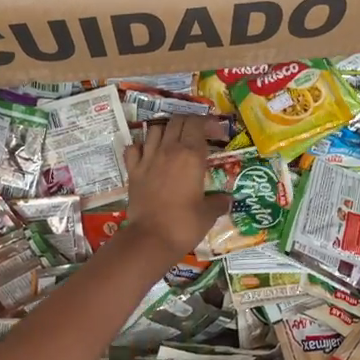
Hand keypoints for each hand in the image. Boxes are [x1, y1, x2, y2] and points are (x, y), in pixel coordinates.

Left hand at [120, 116, 230, 256]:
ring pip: (154, 129)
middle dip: (188, 122)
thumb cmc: (184, 224)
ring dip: (165, 130)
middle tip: (197, 134)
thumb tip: (227, 200)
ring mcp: (147, 158)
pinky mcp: (133, 171)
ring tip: (172, 141)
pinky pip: (134, 148)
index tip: (216, 132)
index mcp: (191, 155)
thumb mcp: (208, 214)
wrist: (151, 238)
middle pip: (176, 121)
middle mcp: (169, 150)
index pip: (197, 123)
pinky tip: (147, 154)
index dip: (208, 123)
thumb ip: (218, 202)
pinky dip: (140, 146)